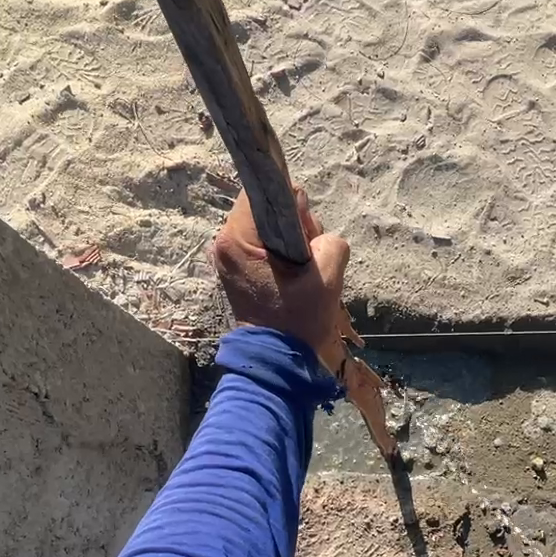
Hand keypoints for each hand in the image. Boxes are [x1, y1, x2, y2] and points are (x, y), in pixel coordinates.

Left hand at [209, 187, 353, 367]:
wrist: (278, 363)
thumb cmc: (298, 322)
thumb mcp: (327, 280)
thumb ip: (329, 242)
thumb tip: (316, 229)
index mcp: (238, 241)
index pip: (264, 194)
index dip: (293, 205)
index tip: (307, 233)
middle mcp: (226, 245)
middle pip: (269, 211)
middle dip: (297, 229)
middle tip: (309, 262)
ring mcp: (230, 260)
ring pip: (270, 230)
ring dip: (294, 245)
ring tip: (304, 276)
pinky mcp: (239, 272)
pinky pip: (266, 248)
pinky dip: (285, 258)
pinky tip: (296, 280)